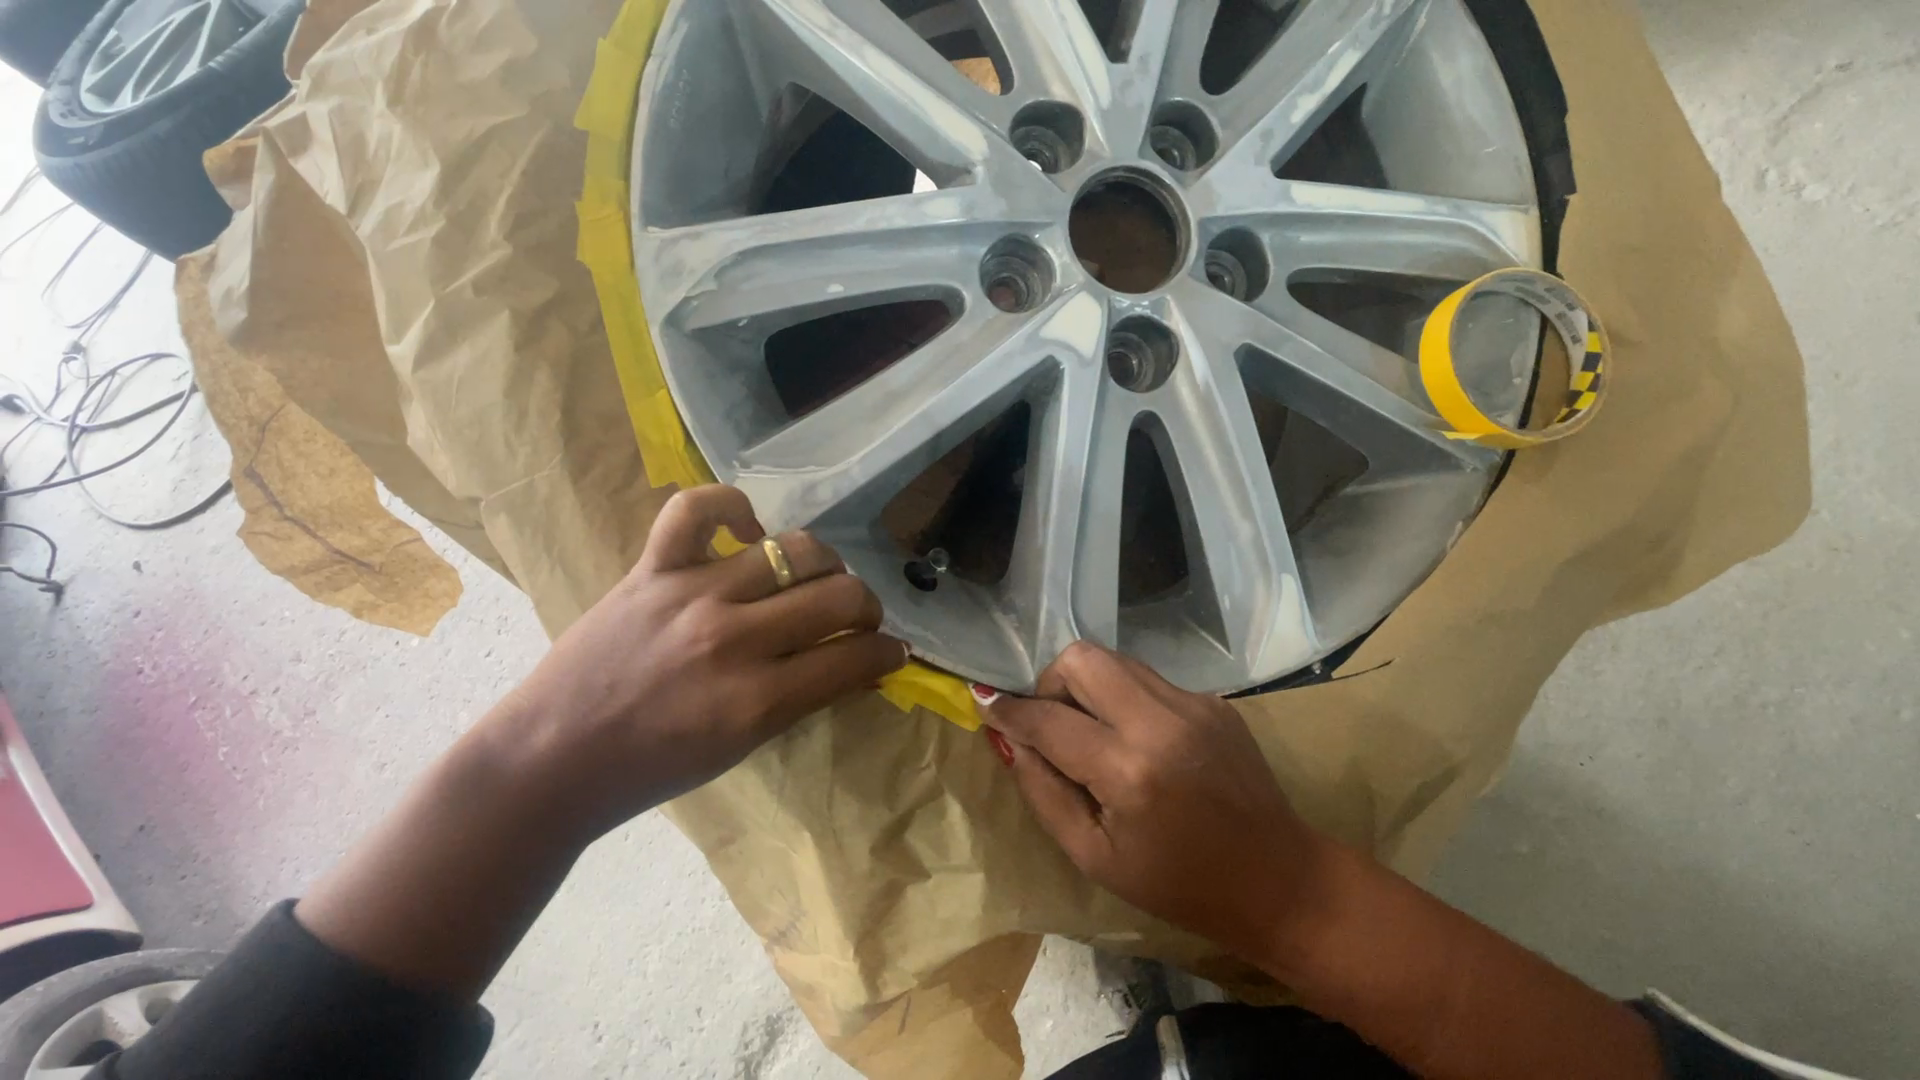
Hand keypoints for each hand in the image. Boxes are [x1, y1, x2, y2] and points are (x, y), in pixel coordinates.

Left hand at [496, 485, 908, 836]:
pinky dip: (732, 507)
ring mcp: (691, 595)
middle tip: (857, 620)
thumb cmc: (651, 769)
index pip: (855, 658)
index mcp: (758, 701)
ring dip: (823, 564)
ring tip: (814, 578)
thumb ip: (801, 700)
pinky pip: (698, 509)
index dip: (888, 653)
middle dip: (866, 608)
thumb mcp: (741, 748)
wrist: (553, 758)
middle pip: (839, 595)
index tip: (891, 652)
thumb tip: (855, 663)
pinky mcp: (652, 569)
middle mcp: (733, 640)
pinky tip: (748, 531)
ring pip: (793, 550)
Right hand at [974, 643, 1326, 961]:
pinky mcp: (1214, 701)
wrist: (1278, 880)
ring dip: (1087, 686)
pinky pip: (1149, 680)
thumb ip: (1043, 791)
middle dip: (1051, 684)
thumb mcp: (1093, 856)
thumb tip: (1009, 739)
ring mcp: (1194, 703)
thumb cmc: (1178, 884)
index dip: (1009, 710)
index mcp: (1128, 770)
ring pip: (1116, 660)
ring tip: (1091, 732)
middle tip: (1051, 724)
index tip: (985, 703)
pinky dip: (1125, 699)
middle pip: (1082, 659)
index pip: (1048, 718)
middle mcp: (1161, 721)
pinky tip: (1136, 741)